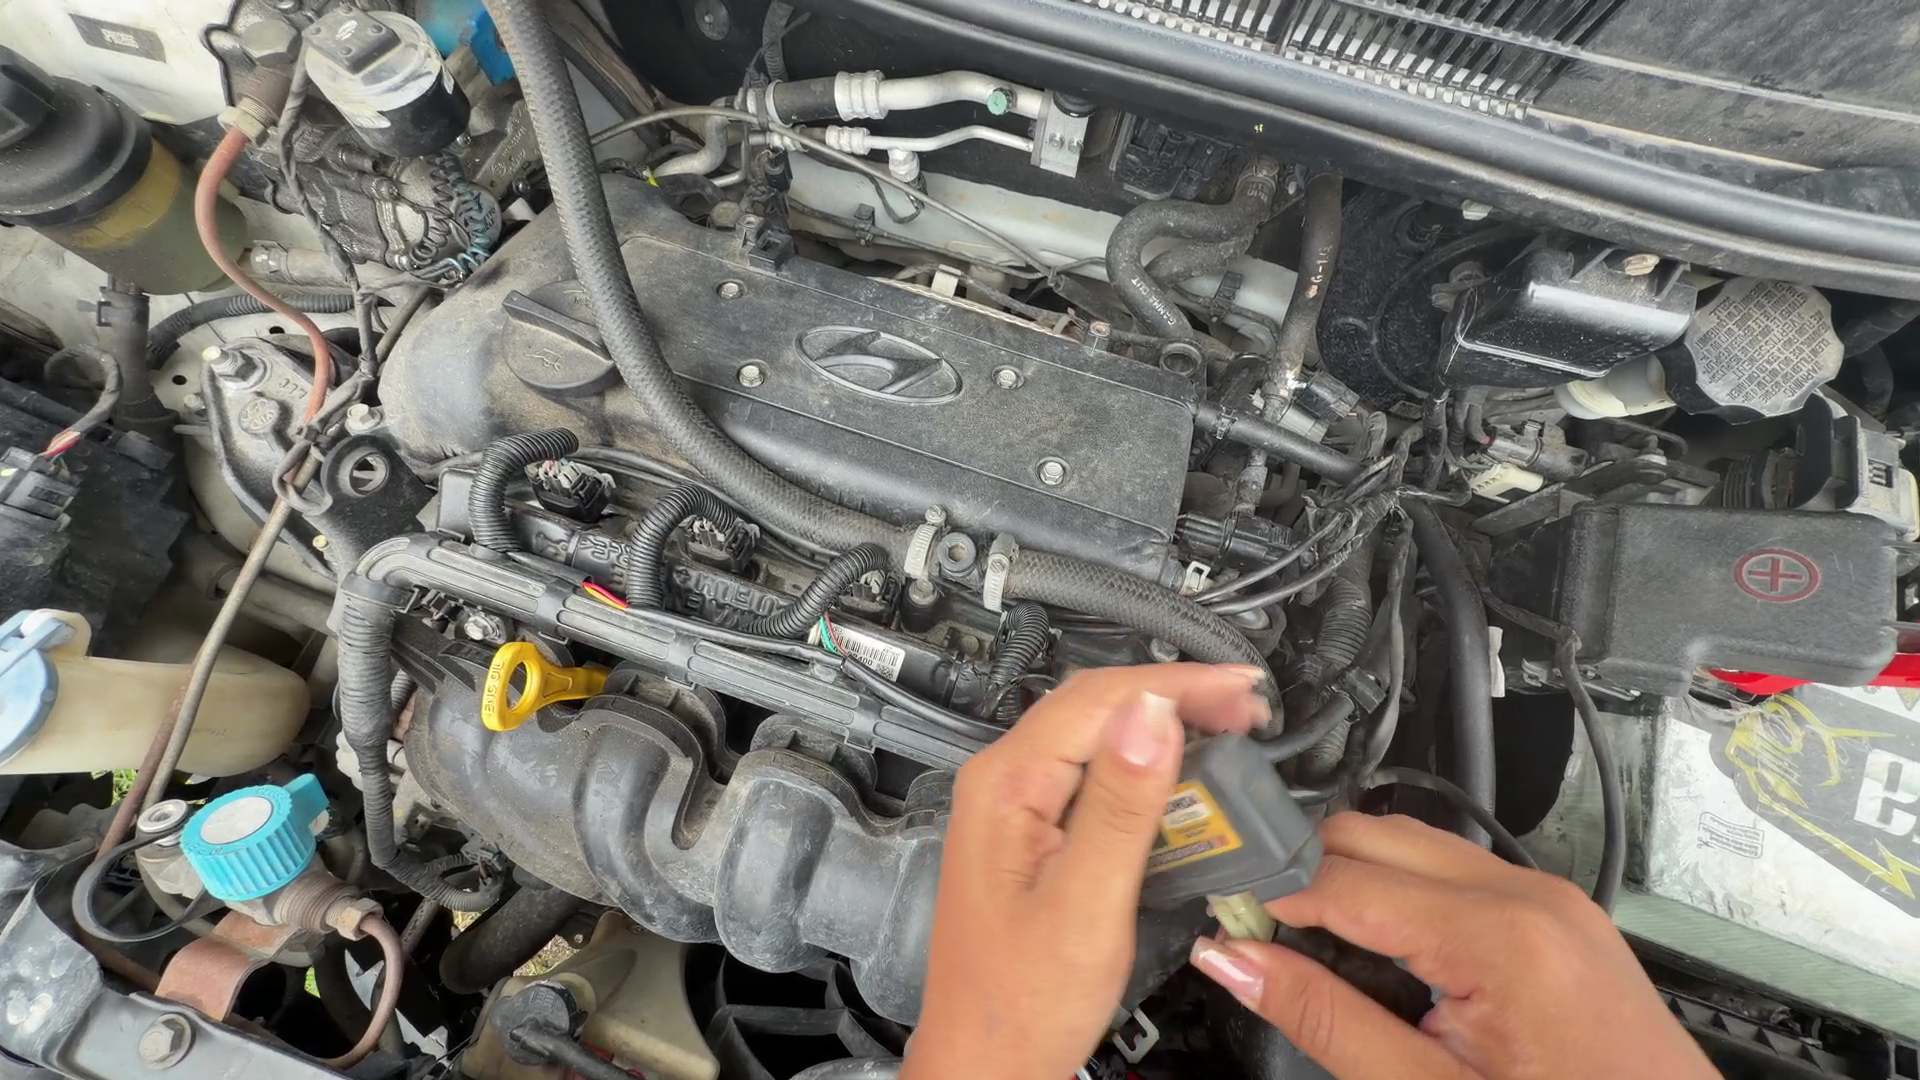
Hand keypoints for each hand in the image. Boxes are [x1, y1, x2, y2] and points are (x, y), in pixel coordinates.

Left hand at [901, 663, 1270, 1079]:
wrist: (985, 1060)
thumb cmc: (1021, 1000)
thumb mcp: (1085, 906)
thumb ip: (1120, 806)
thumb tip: (1151, 715)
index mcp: (1006, 783)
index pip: (1098, 700)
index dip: (1175, 685)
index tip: (1237, 688)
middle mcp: (1002, 777)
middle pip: (1093, 704)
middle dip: (1172, 693)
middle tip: (1241, 703)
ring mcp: (1013, 798)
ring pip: (1092, 731)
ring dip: (1158, 719)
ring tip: (1221, 723)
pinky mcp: (1030, 822)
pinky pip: (1089, 767)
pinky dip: (1140, 757)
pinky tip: (1174, 764)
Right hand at [1190, 813, 1718, 1079]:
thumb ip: (1323, 1019)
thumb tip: (1229, 958)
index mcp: (1503, 939)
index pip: (1341, 882)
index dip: (1270, 899)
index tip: (1228, 923)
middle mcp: (1527, 893)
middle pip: (1366, 836)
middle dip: (1301, 872)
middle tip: (1263, 929)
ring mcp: (1545, 894)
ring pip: (1399, 839)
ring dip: (1343, 873)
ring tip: (1314, 938)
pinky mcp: (1550, 909)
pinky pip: (1440, 864)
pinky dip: (1389, 885)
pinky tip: (1376, 940)